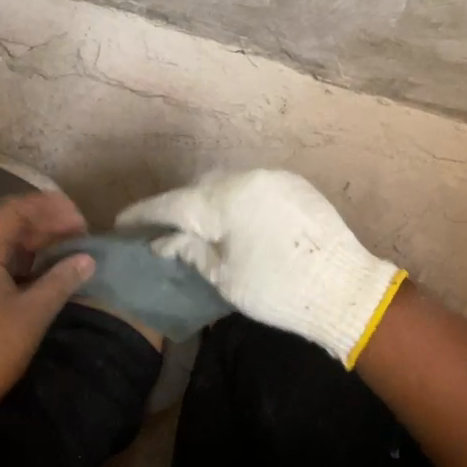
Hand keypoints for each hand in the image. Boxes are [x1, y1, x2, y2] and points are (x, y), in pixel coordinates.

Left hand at [0, 192, 96, 423]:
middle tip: (80, 233)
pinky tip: (45, 272)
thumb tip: (87, 259)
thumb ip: (61, 280)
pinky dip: (24, 259)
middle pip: (9, 222)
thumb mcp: (32, 314)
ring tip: (68, 248)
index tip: (80, 218)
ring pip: (4, 243)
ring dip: (36, 241)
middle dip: (46, 222)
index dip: (49, 207)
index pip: (15, 209)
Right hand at [117, 169, 404, 366]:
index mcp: (221, 200)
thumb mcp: (224, 277)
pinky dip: (236, 201)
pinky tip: (236, 223)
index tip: (121, 223)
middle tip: (162, 231)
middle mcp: (243, 178)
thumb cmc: (277, 290)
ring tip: (199, 228)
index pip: (171, 204)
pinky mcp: (293, 184)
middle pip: (197, 189)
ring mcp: (271, 177)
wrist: (345, 288)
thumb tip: (163, 241)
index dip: (144, 215)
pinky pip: (251, 186)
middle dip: (178, 208)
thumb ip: (190, 251)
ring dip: (209, 203)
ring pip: (225, 184)